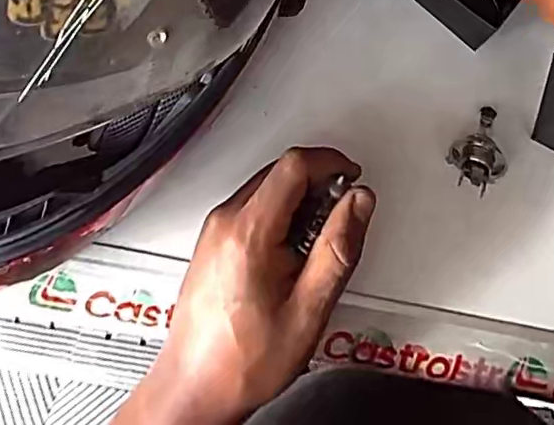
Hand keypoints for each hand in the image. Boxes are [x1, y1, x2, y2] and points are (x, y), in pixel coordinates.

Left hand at [118, 148, 375, 424]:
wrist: (194, 391)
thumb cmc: (242, 362)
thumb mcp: (308, 309)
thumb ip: (339, 248)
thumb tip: (359, 202)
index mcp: (248, 231)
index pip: (294, 164)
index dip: (330, 162)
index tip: (351, 177)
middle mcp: (226, 220)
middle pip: (281, 169)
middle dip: (319, 181)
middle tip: (340, 212)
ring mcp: (216, 227)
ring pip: (268, 183)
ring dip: (300, 197)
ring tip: (315, 241)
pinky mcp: (214, 238)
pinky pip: (254, 203)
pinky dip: (281, 211)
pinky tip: (291, 250)